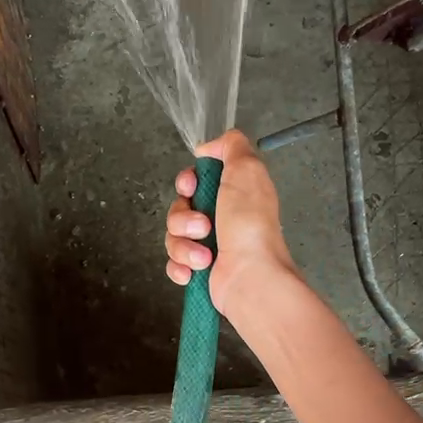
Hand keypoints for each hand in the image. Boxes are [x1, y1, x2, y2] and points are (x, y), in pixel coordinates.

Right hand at [163, 130, 296, 319]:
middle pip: (178, 208)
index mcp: (231, 193)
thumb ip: (231, 146)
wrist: (249, 276)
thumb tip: (208, 148)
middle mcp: (219, 218)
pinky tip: (192, 273)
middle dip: (183, 218)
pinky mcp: (197, 271)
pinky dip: (180, 268)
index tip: (191, 187)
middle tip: (204, 227)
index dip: (186, 182)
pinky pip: (173, 263)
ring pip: (173, 237)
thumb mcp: (247, 169)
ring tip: (205, 257)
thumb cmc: (249, 224)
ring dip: (184, 246)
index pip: (192, 181)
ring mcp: (207, 246)